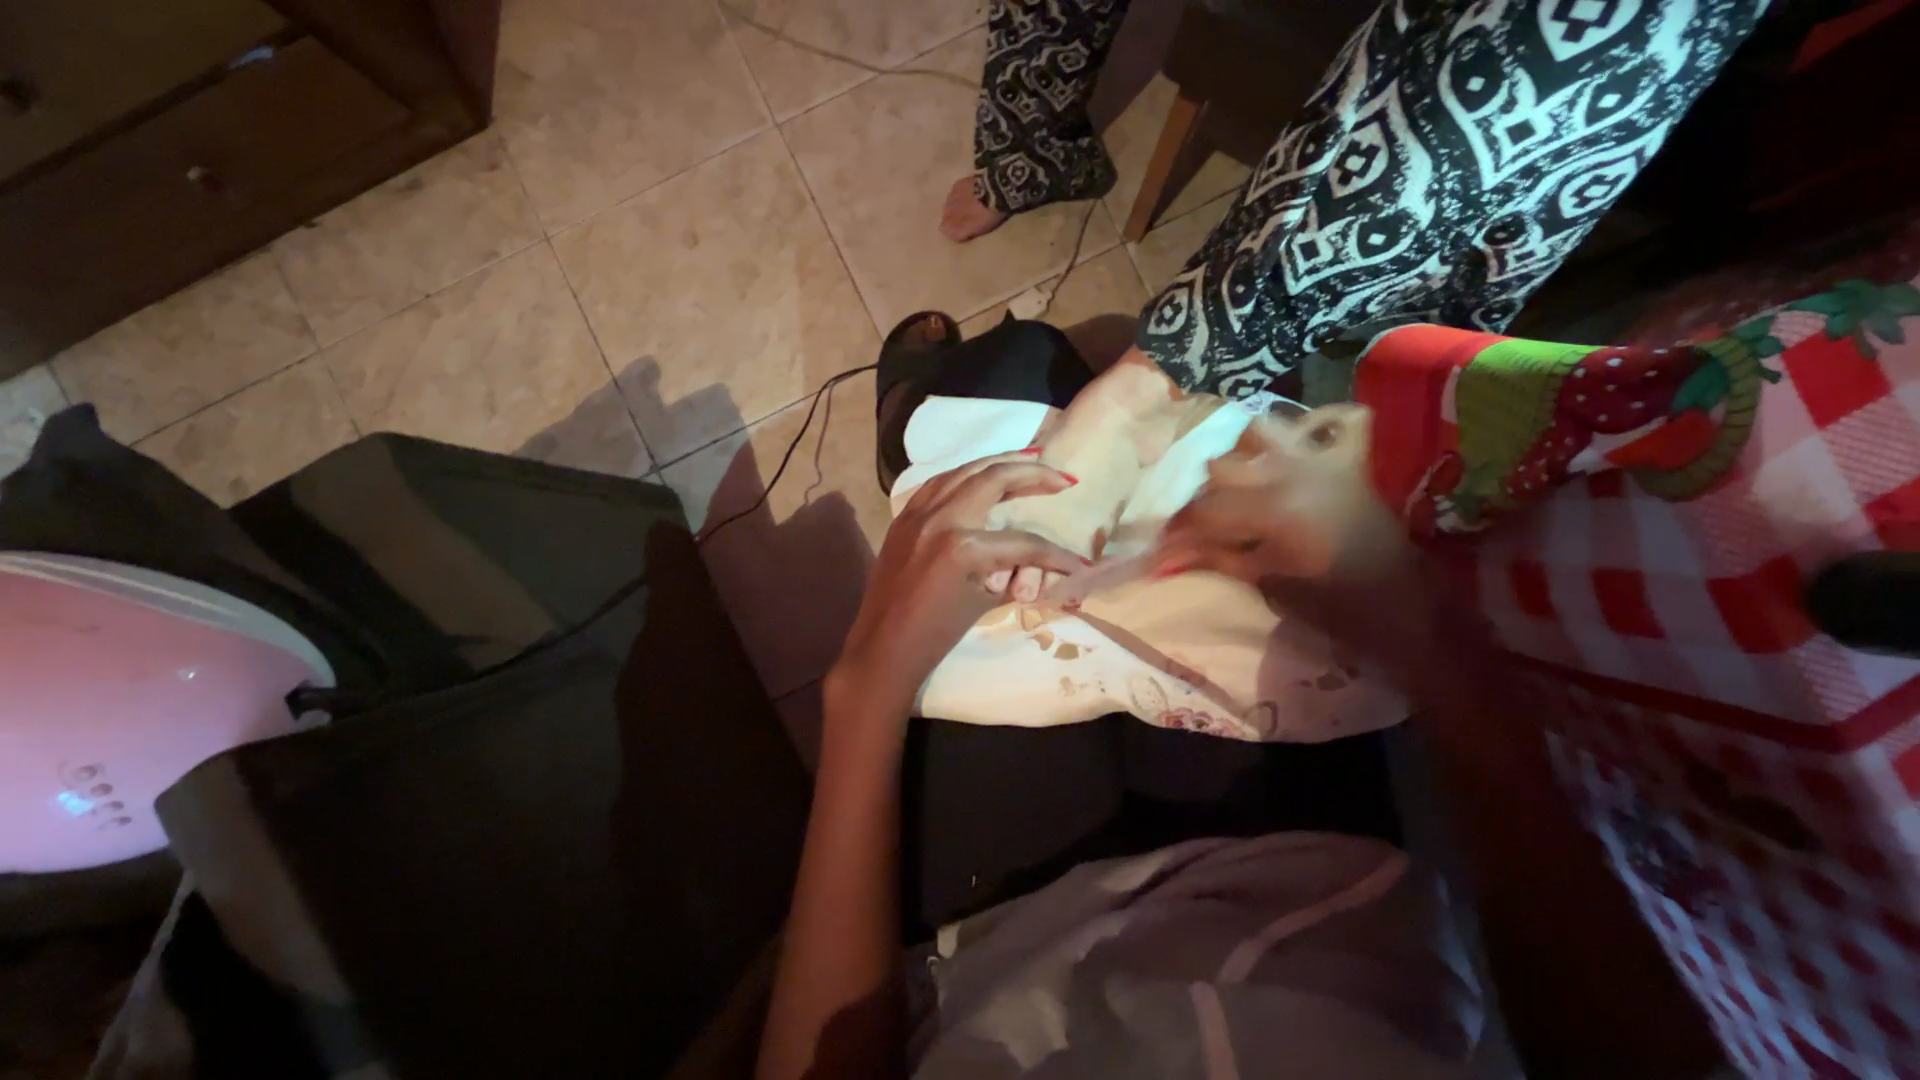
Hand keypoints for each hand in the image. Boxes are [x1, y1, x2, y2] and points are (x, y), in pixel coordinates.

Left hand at [831, 453, 1086, 714]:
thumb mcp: (983, 602)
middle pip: (994, 478)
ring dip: (997, 464)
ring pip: (963, 471)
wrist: (883, 648)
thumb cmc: (935, 636)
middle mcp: (941, 518)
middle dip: (1032, 472)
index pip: (1023, 541)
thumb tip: (1041, 563)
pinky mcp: (903, 518)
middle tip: (1061, 478)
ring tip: (1027, 464)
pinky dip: (964, 476)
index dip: (1055, 554)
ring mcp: (918, 513)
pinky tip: (981, 478)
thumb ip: (1013, 573)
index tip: (1077, 562)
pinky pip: (938, 483)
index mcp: (963, 546)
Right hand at [1151, 405, 1445, 677]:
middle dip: (1202, 495)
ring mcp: (1323, 458)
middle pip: (1222, 466)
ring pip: (1264, 428)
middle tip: (1199, 523)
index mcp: (1270, 508)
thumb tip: (1164, 557)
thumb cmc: (1333, 603)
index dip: (1176, 531)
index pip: (1203, 512)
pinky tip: (1298, 445)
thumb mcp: (1266, 580)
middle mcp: (1291, 470)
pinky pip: (1337, 420)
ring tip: (1241, 478)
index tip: (1159, 548)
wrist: (1404, 605)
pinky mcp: (1350, 459)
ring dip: (1245, 451)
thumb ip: (1215, 558)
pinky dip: (1316, 425)